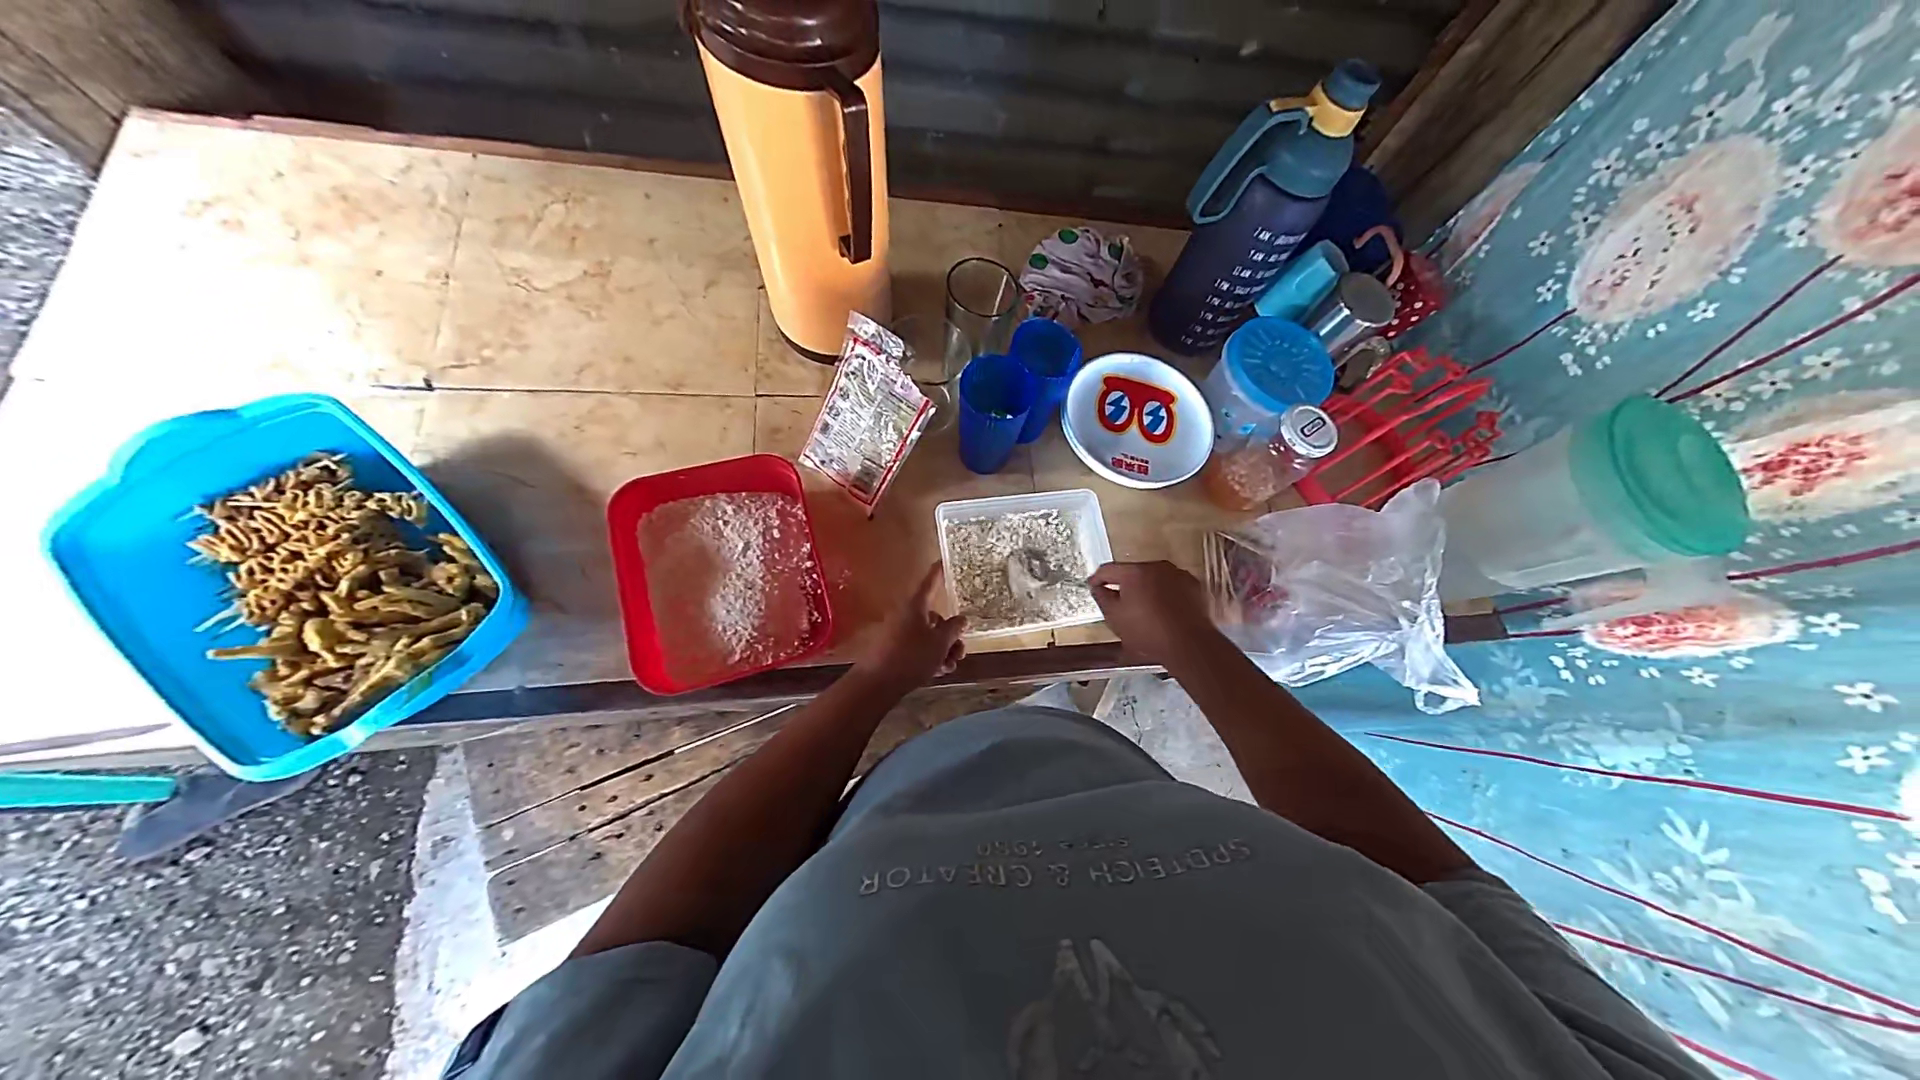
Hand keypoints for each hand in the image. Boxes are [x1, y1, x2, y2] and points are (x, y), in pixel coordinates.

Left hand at [853, 562, 966, 690]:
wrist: (877, 683)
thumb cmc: (911, 657)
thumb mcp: (940, 643)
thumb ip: (953, 629)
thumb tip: (961, 618)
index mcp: (915, 606)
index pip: (930, 583)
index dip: (938, 573)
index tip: (942, 561)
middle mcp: (905, 615)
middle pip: (934, 618)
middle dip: (950, 635)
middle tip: (959, 651)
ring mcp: (898, 633)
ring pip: (928, 636)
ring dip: (943, 650)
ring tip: (950, 666)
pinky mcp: (893, 650)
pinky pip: (917, 647)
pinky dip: (930, 657)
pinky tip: (938, 671)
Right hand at [1088, 561, 1223, 667]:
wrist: (1189, 644)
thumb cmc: (1148, 631)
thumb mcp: (1115, 618)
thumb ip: (1102, 598)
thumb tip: (1098, 588)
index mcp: (1134, 572)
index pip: (1108, 569)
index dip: (1097, 578)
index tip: (1094, 586)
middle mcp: (1157, 567)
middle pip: (1133, 572)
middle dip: (1125, 585)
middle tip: (1119, 602)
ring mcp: (1178, 575)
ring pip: (1155, 579)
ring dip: (1146, 590)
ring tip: (1144, 610)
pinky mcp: (1194, 586)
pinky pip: (1173, 587)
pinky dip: (1166, 595)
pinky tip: (1165, 612)